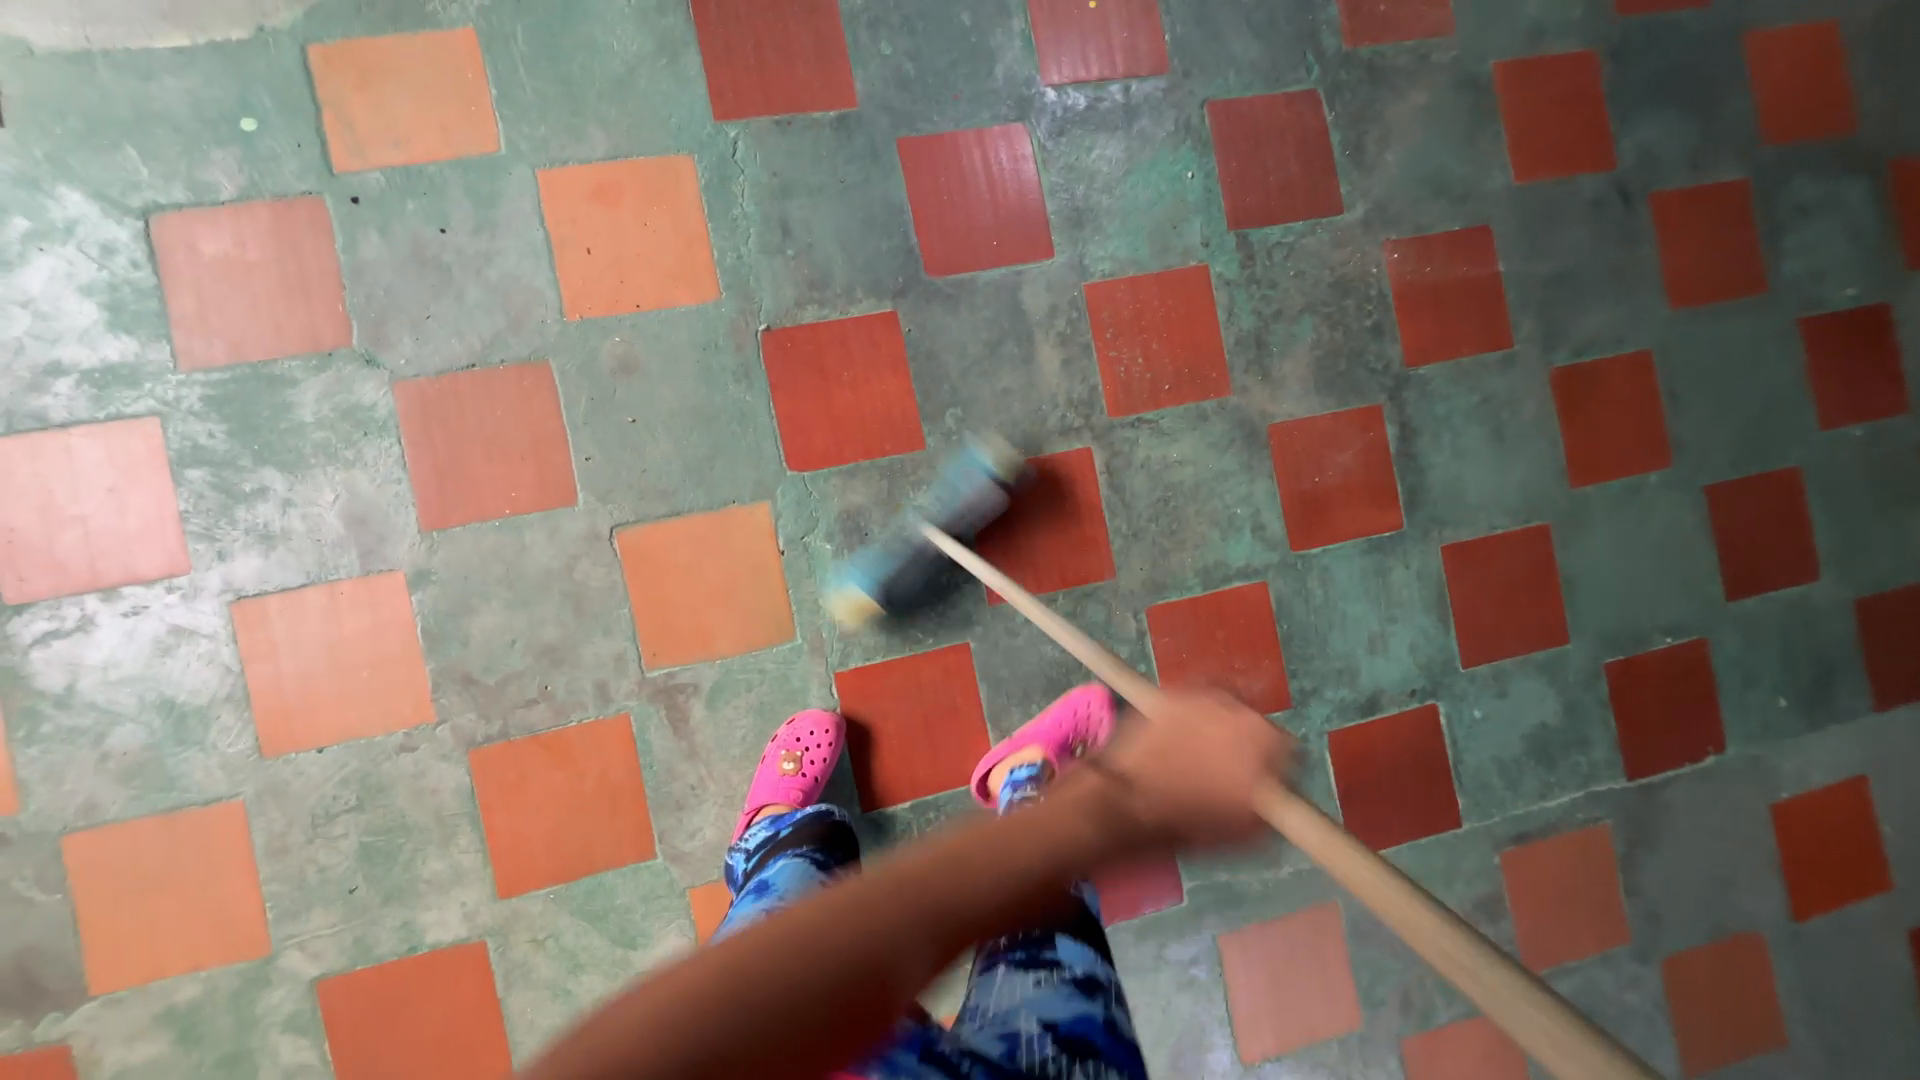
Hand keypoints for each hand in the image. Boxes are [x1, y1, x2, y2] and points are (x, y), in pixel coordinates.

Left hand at [1094, 689, 1297, 850]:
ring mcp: (1210, 697)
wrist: (1131, 798)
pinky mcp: (1179, 690)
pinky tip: (1186, 727)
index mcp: (1272, 749)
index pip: (1288, 752)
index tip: (1260, 782)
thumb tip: (1281, 796)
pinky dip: (1197, 710)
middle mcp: (1247, 715)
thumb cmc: (1191, 822)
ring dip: (1223, 724)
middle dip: (1247, 744)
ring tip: (1201, 747)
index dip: (1274, 768)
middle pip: (1258, 726)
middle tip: (1227, 767)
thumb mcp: (1248, 828)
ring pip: (1229, 708)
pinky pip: (1198, 696)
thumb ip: (1275, 805)